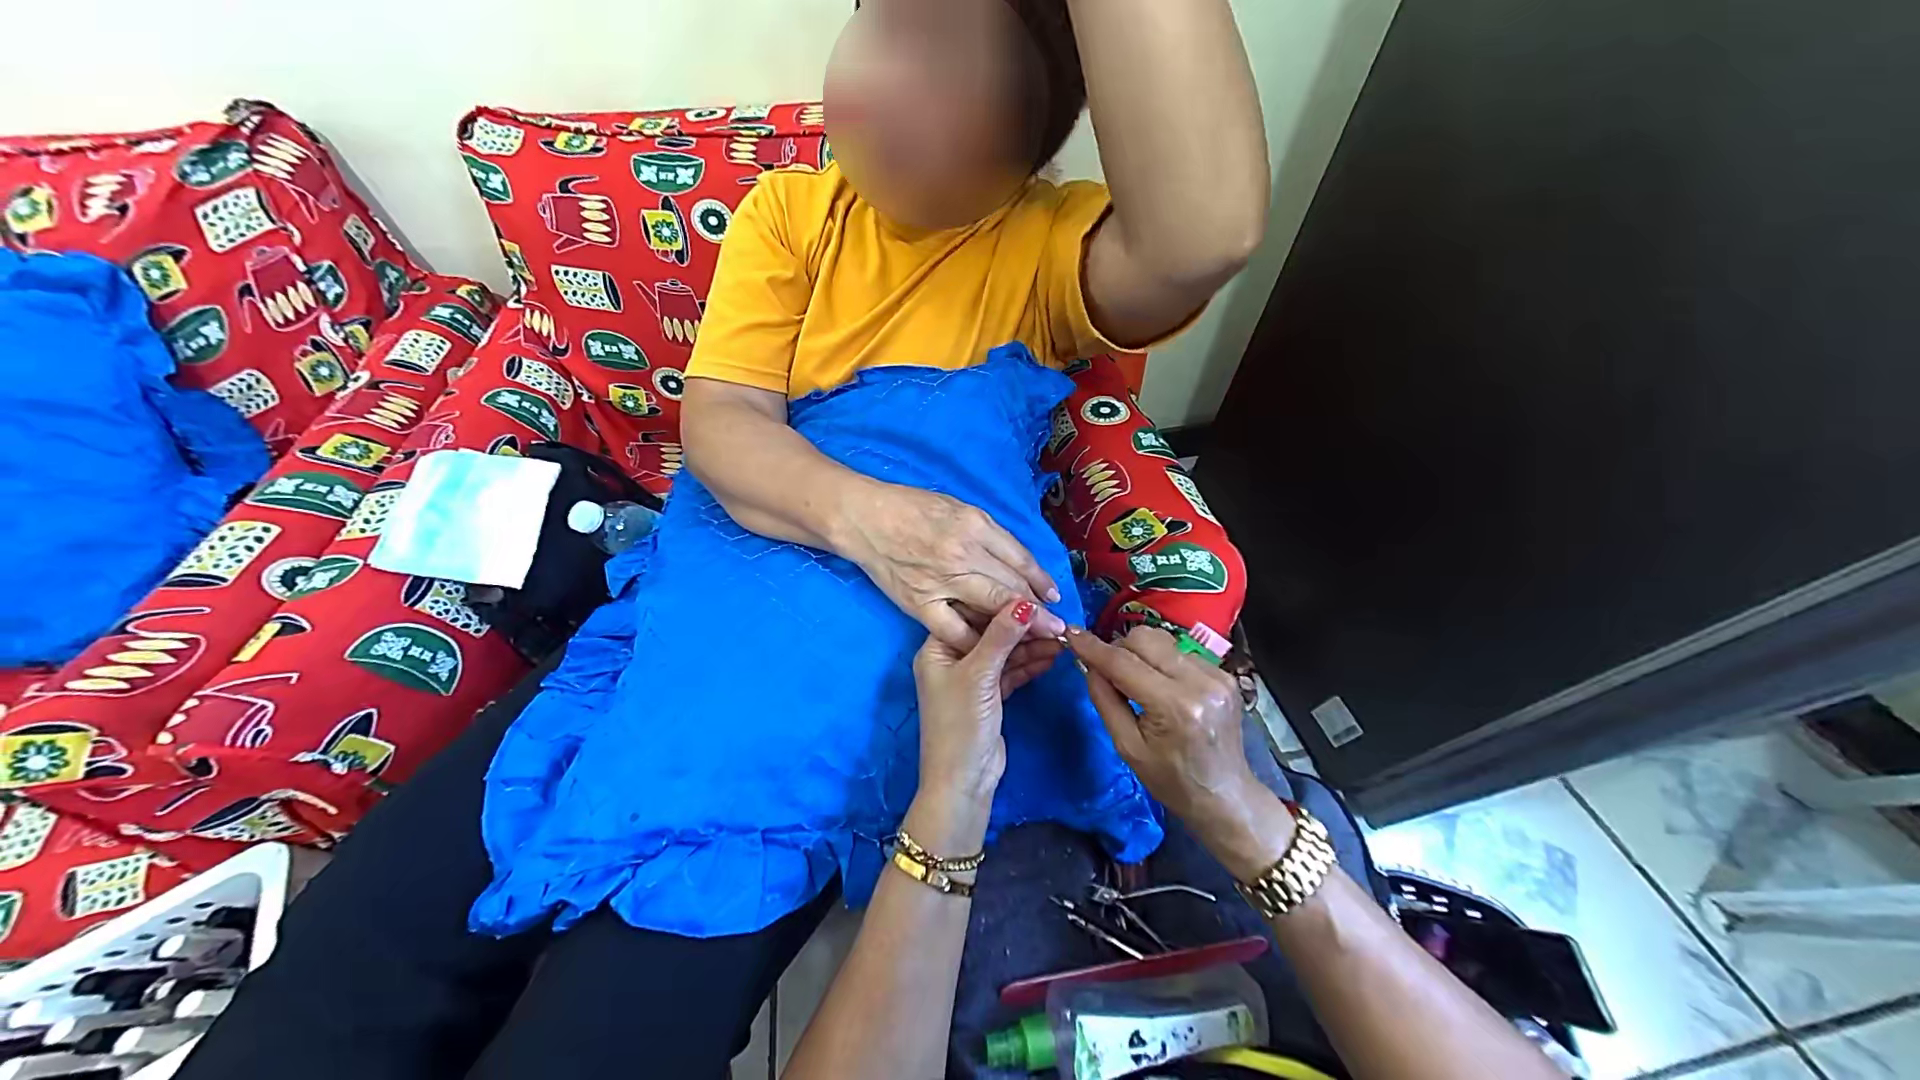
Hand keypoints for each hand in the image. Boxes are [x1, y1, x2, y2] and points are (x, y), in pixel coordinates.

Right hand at [840, 480, 1066, 648]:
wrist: (864, 518)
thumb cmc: (911, 508)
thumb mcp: (958, 508)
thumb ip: (989, 533)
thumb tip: (1018, 561)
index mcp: (975, 525)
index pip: (1020, 559)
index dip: (1041, 581)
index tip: (1055, 598)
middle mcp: (963, 553)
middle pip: (1012, 586)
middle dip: (1041, 611)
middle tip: (1059, 628)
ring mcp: (942, 581)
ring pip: (992, 607)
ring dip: (1020, 626)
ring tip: (1039, 639)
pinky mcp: (920, 604)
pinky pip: (955, 630)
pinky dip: (976, 641)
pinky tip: (992, 649)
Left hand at [912, 600, 1060, 817]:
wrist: (963, 781)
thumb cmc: (961, 724)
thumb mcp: (980, 675)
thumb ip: (1001, 637)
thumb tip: (1024, 602)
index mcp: (937, 648)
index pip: (972, 614)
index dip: (1003, 606)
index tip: (1036, 600)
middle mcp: (952, 658)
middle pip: (991, 632)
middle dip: (1023, 628)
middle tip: (1057, 623)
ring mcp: (972, 677)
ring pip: (1005, 652)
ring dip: (1032, 646)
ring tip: (1062, 640)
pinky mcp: (989, 695)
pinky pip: (1011, 671)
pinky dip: (1030, 664)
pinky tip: (1052, 657)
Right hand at [1067, 626, 1295, 879]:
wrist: (1224, 796)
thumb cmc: (1171, 780)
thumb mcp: (1127, 746)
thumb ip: (1105, 699)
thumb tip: (1090, 664)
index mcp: (1174, 706)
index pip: (1124, 663)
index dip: (1093, 647)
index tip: (1071, 635)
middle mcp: (1199, 683)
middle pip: (1144, 638)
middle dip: (1119, 648)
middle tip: (1110, 673)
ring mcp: (1217, 676)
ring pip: (1162, 640)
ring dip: (1142, 654)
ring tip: (1139, 683)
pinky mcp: (1225, 675)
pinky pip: (1181, 652)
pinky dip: (1163, 662)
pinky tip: (1165, 687)